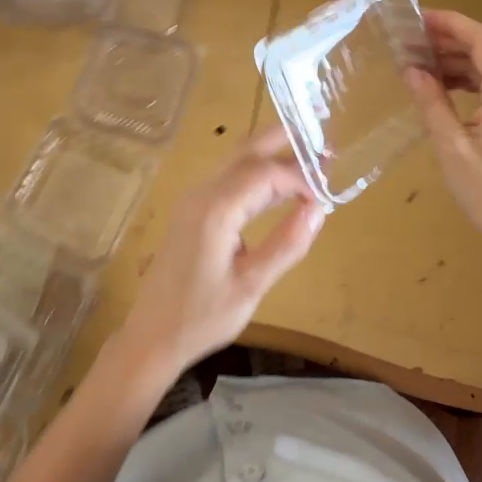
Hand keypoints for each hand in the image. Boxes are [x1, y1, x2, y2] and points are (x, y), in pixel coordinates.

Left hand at [113, 125, 324, 377]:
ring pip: (238, 164)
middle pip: (247, 151)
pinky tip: (281, 190)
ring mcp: (194, 201)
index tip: (330, 186)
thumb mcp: (251, 287)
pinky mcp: (193, 213)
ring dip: (273, 159)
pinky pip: (229, 182)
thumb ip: (287, 245)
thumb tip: (319, 208)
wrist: (150, 338)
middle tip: (324, 144)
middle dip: (286, 143)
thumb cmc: (201, 318)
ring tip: (312, 162)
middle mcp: (202, 194)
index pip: (266, 172)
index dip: (301, 174)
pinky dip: (259, 178)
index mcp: (215, 209)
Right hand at [405, 9, 481, 258]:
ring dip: (458, 61)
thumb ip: (432, 104)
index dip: (452, 24)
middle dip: (450, 41)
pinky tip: (443, 86)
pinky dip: (470, 80)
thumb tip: (412, 70)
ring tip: (420, 62)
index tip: (419, 18)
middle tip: (410, 41)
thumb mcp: (452, 148)